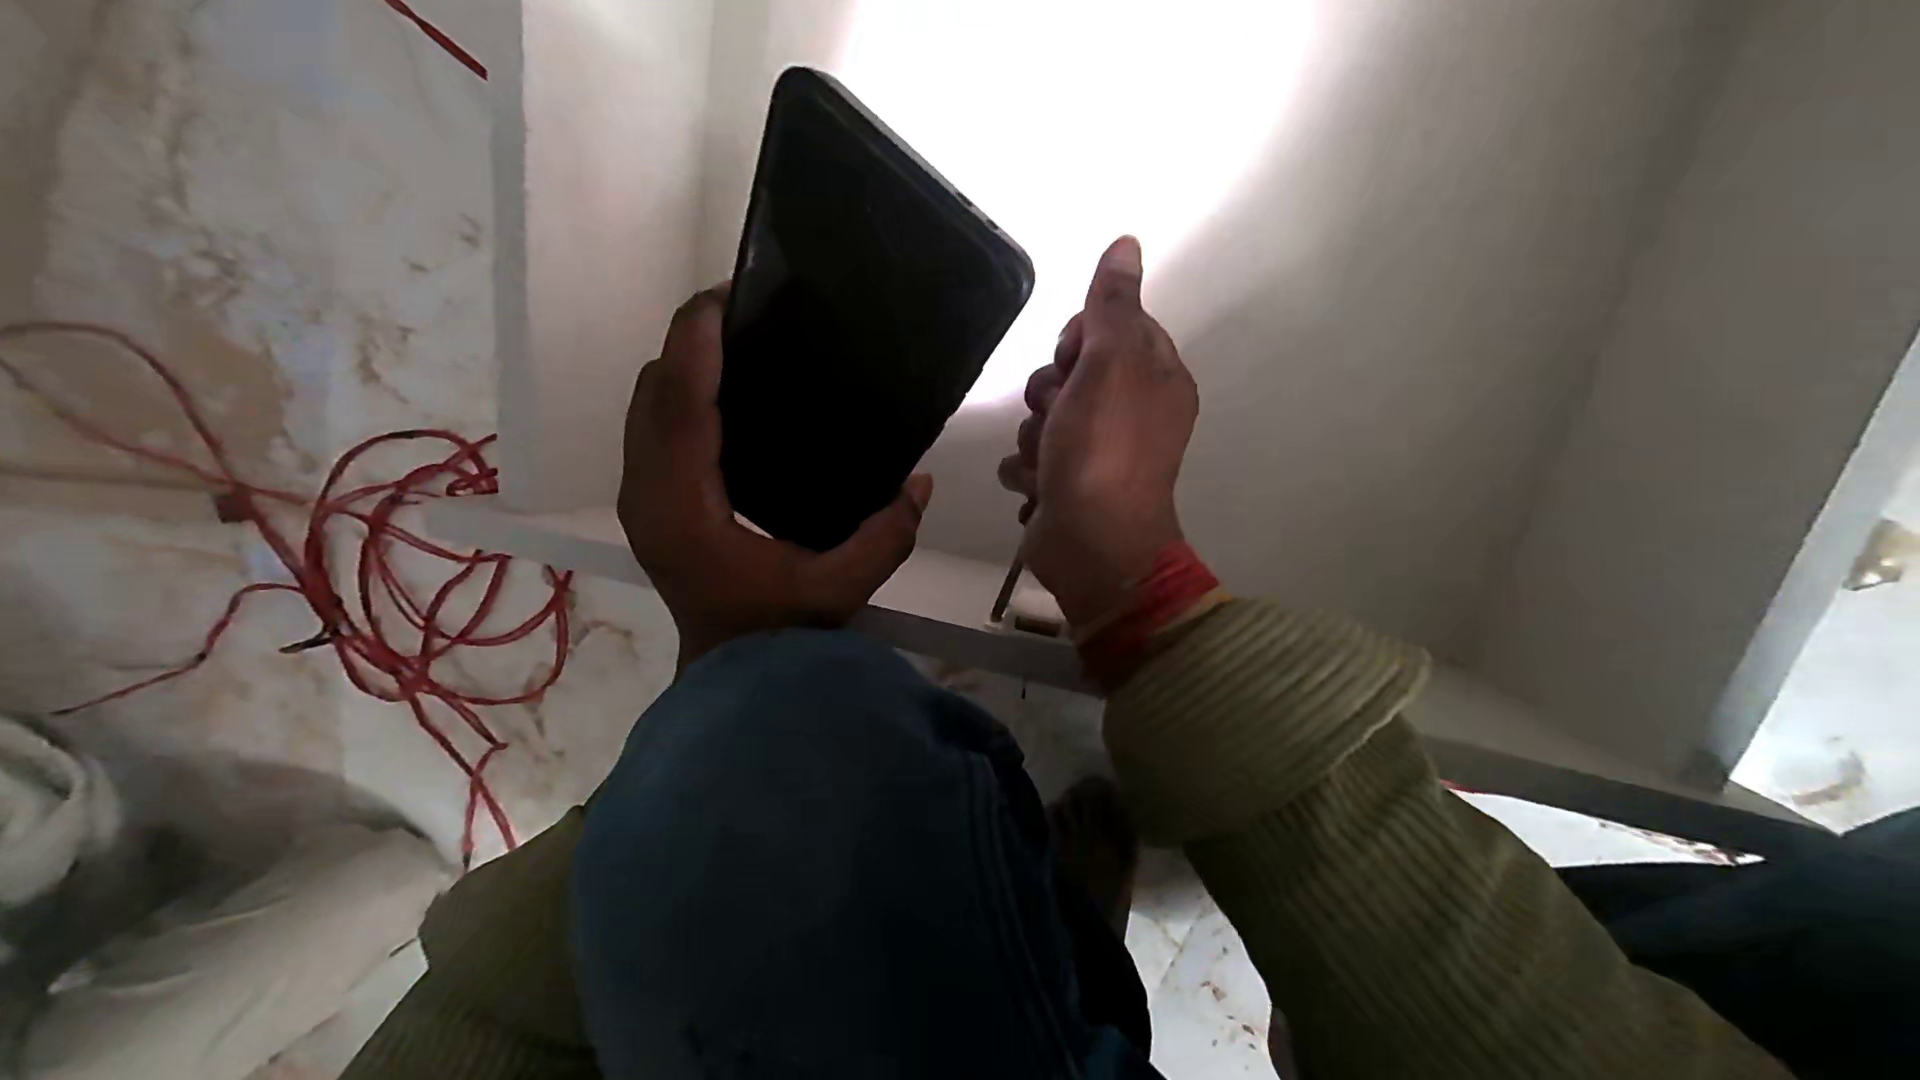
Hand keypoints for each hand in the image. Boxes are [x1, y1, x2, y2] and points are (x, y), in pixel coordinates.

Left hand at [618, 285, 932, 669]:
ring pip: (644, 407)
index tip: (726, 294)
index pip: (679, 400)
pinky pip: (651, 430)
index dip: (697, 340)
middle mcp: (649, 493)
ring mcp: (642, 499)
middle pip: (652, 390)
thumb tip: (920, 483)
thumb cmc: (776, 634)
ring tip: (736, 348)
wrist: (733, 678)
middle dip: (689, 342)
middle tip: (745, 316)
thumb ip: (886, 538)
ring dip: (681, 368)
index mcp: (683, 505)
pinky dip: (677, 398)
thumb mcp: (839, 589)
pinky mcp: (649, 507)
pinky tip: (723, 397)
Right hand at [998, 237, 1198, 627]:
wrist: (1090, 543)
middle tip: (1059, 415)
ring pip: (1042, 418)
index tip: (1076, 361)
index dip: (1081, 340)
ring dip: (1033, 437)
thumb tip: (1126, 244)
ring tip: (1048, 460)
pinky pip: (1029, 459)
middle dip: (1050, 393)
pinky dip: (1027, 471)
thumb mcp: (1111, 363)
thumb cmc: (1103, 448)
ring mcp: (1095, 454)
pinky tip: (1040, 487)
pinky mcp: (1065, 486)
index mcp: (1154, 380)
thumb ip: (1113, 305)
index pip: (1110, 329)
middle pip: (1069, 373)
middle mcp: (1129, 414)